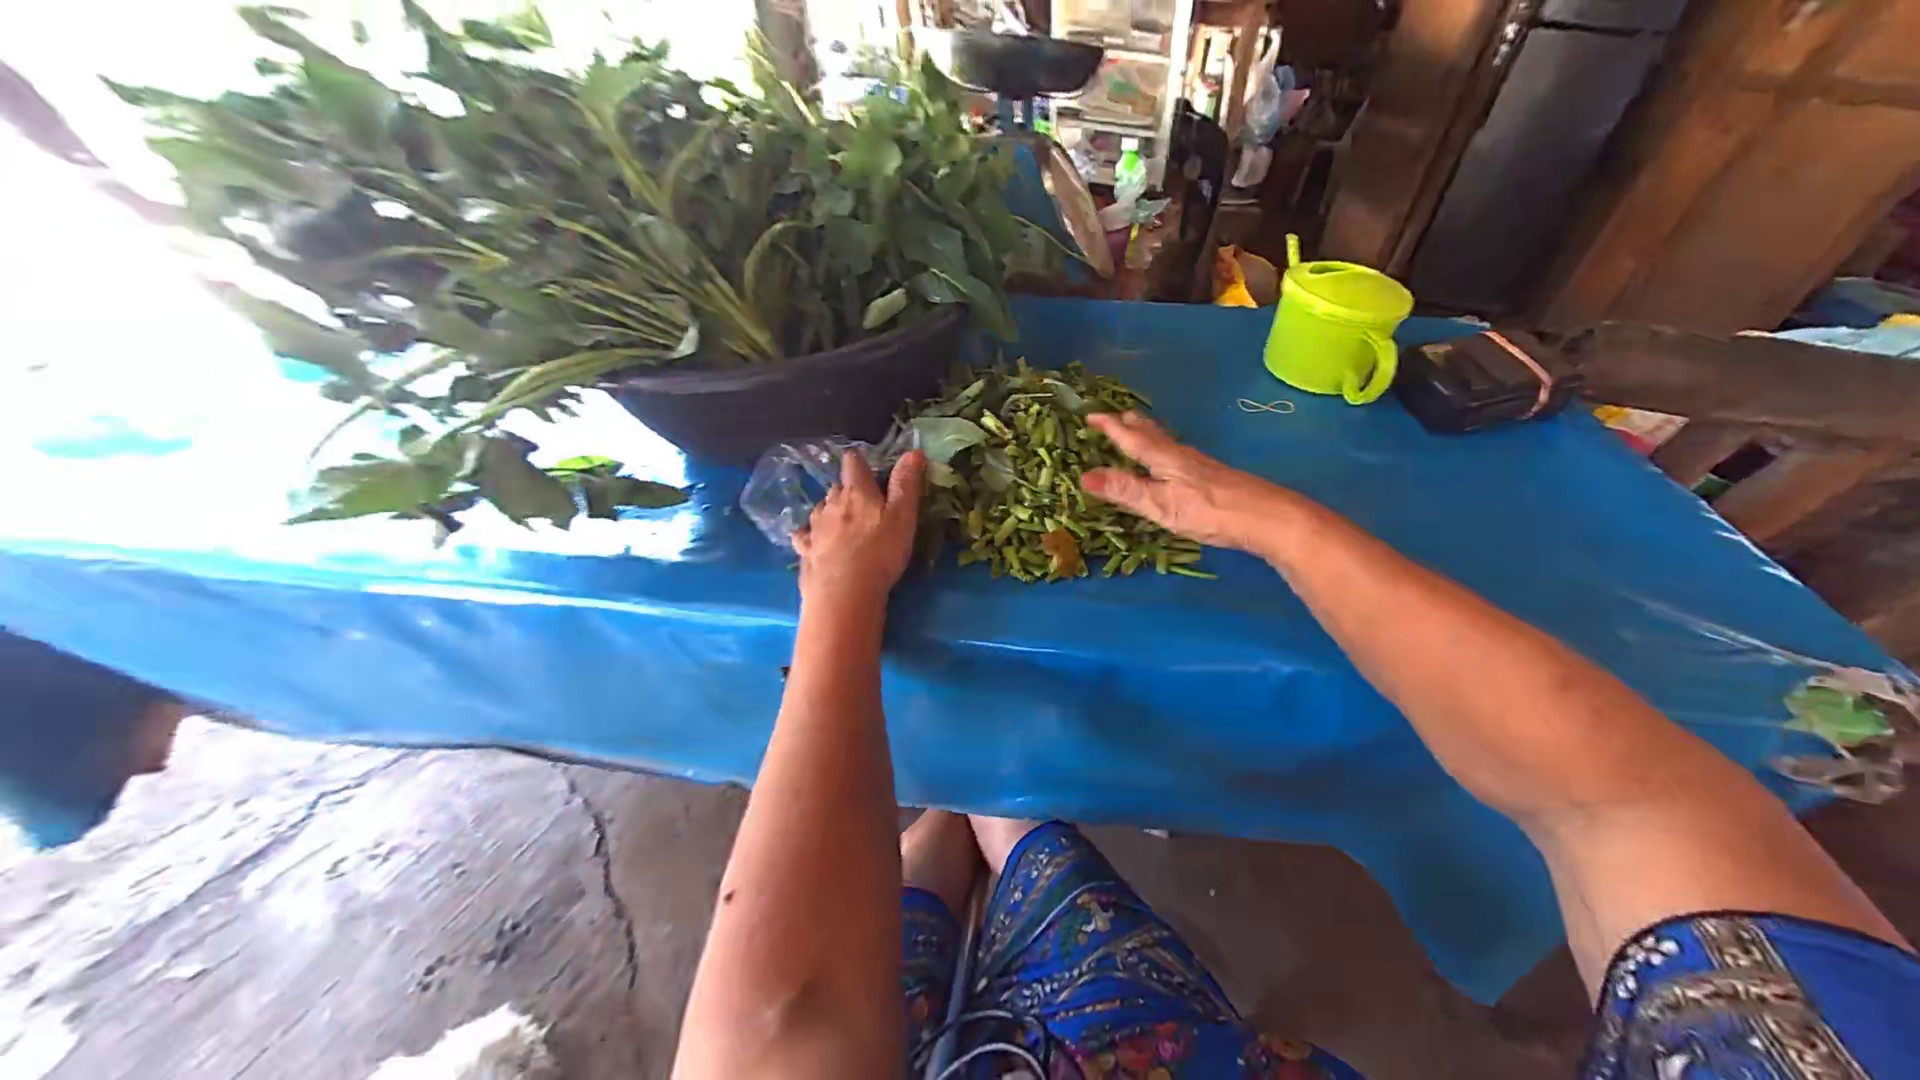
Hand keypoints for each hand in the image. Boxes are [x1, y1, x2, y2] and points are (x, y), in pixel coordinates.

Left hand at [792, 448, 926, 607]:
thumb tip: (913, 451)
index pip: (853, 462)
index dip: (859, 462)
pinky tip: (817, 542)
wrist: (843, 593)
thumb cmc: (880, 552)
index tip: (868, 468)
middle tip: (864, 506)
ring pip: (822, 509)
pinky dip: (812, 535)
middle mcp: (831, 502)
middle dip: (848, 491)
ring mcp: (814, 526)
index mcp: (856, 491)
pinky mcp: (804, 549)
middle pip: (837, 487)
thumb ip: (906, 483)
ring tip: (845, 526)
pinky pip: (806, 535)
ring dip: (832, 512)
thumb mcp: (903, 516)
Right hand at [1081, 412, 1301, 555]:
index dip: (1110, 427)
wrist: (1266, 517)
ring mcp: (1199, 465)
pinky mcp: (1211, 476)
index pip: (1131, 438)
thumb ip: (1125, 490)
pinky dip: (1162, 449)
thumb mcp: (1161, 504)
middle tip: (1115, 416)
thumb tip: (1084, 476)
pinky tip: (1170, 460)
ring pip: (1165, 442)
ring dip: (1147, 434)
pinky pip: (1177, 454)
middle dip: (1130, 424)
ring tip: (1137, 429)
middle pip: (1151, 433)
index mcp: (1164, 459)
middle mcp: (1180, 455)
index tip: (1090, 415)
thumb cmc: (1209, 511)